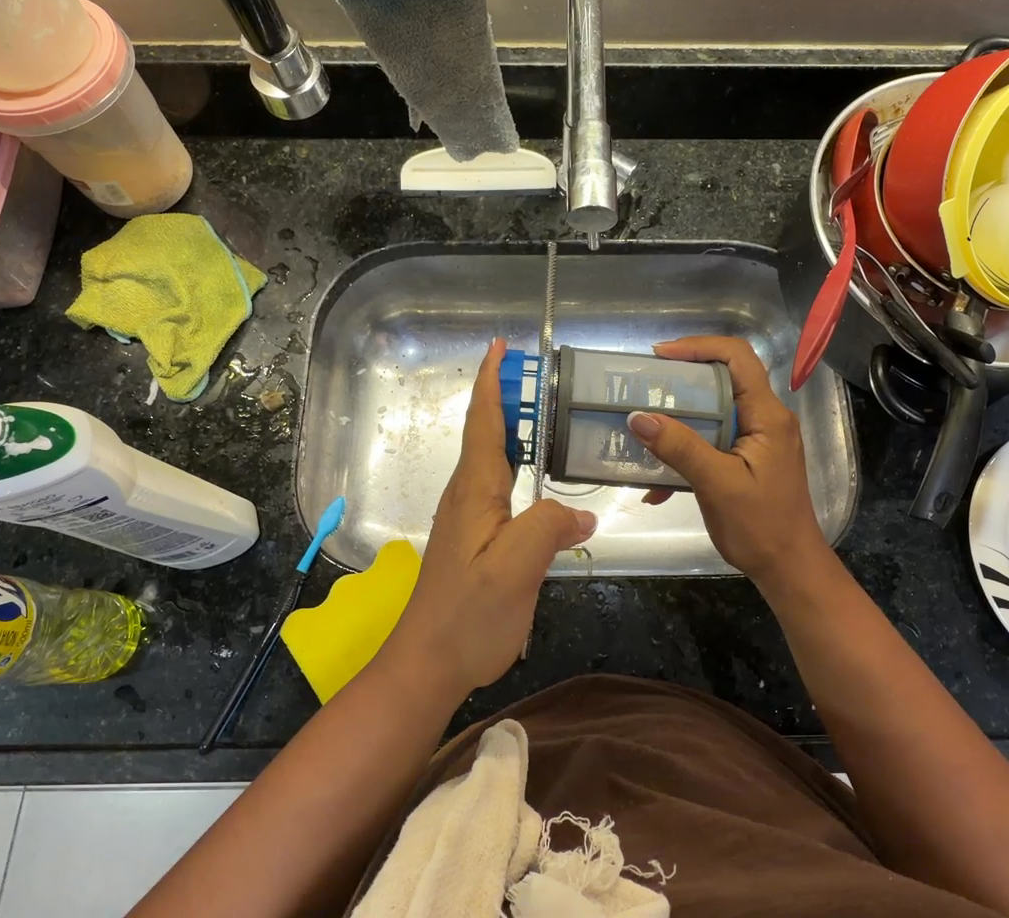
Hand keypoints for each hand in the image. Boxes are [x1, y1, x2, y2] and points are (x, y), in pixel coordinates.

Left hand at [383, 338, 597, 697]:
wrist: (427, 664)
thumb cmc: (468, 615)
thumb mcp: (516, 568)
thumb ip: (549, 526)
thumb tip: (581, 511)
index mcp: (476, 491)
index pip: (484, 422)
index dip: (492, 381)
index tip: (500, 345)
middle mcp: (468, 496)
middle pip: (488, 434)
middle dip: (510, 397)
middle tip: (545, 376)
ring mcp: (469, 519)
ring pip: (495, 461)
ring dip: (517, 431)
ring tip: (552, 416)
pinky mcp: (475, 541)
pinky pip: (501, 488)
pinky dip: (522, 467)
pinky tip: (544, 483)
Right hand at [628, 337, 833, 586]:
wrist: (790, 569)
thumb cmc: (760, 526)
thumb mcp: (717, 485)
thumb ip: (680, 447)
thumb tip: (639, 416)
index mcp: (767, 415)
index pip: (737, 357)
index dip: (698, 347)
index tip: (659, 357)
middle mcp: (766, 419)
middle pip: (722, 380)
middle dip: (680, 384)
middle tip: (642, 390)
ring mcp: (758, 441)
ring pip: (713, 413)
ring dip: (678, 423)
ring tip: (642, 433)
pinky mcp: (748, 461)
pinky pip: (713, 442)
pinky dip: (686, 454)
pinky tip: (659, 485)